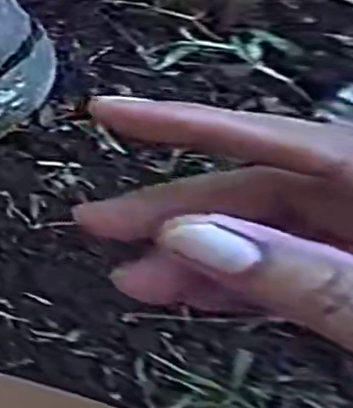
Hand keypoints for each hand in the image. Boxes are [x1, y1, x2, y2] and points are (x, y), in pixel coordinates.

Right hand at [75, 96, 352, 349]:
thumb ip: (309, 281)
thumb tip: (185, 234)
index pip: (290, 144)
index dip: (191, 124)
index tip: (106, 111)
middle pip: (270, 193)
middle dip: (176, 213)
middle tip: (97, 227)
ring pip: (279, 235)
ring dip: (197, 256)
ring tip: (135, 282)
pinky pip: (303, 269)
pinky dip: (244, 281)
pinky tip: (196, 296)